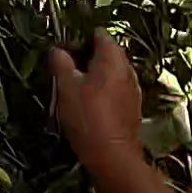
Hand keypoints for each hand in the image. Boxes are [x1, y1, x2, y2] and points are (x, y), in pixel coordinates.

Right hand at [49, 30, 144, 176]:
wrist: (113, 159)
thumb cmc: (88, 115)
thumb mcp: (66, 86)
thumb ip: (61, 62)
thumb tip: (57, 50)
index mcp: (112, 58)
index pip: (100, 34)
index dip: (82, 35)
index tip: (67, 45)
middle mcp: (127, 69)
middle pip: (109, 52)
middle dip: (90, 54)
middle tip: (69, 65)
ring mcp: (133, 89)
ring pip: (114, 71)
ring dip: (98, 73)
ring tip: (78, 84)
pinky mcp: (134, 108)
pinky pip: (118, 88)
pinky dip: (106, 89)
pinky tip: (92, 101)